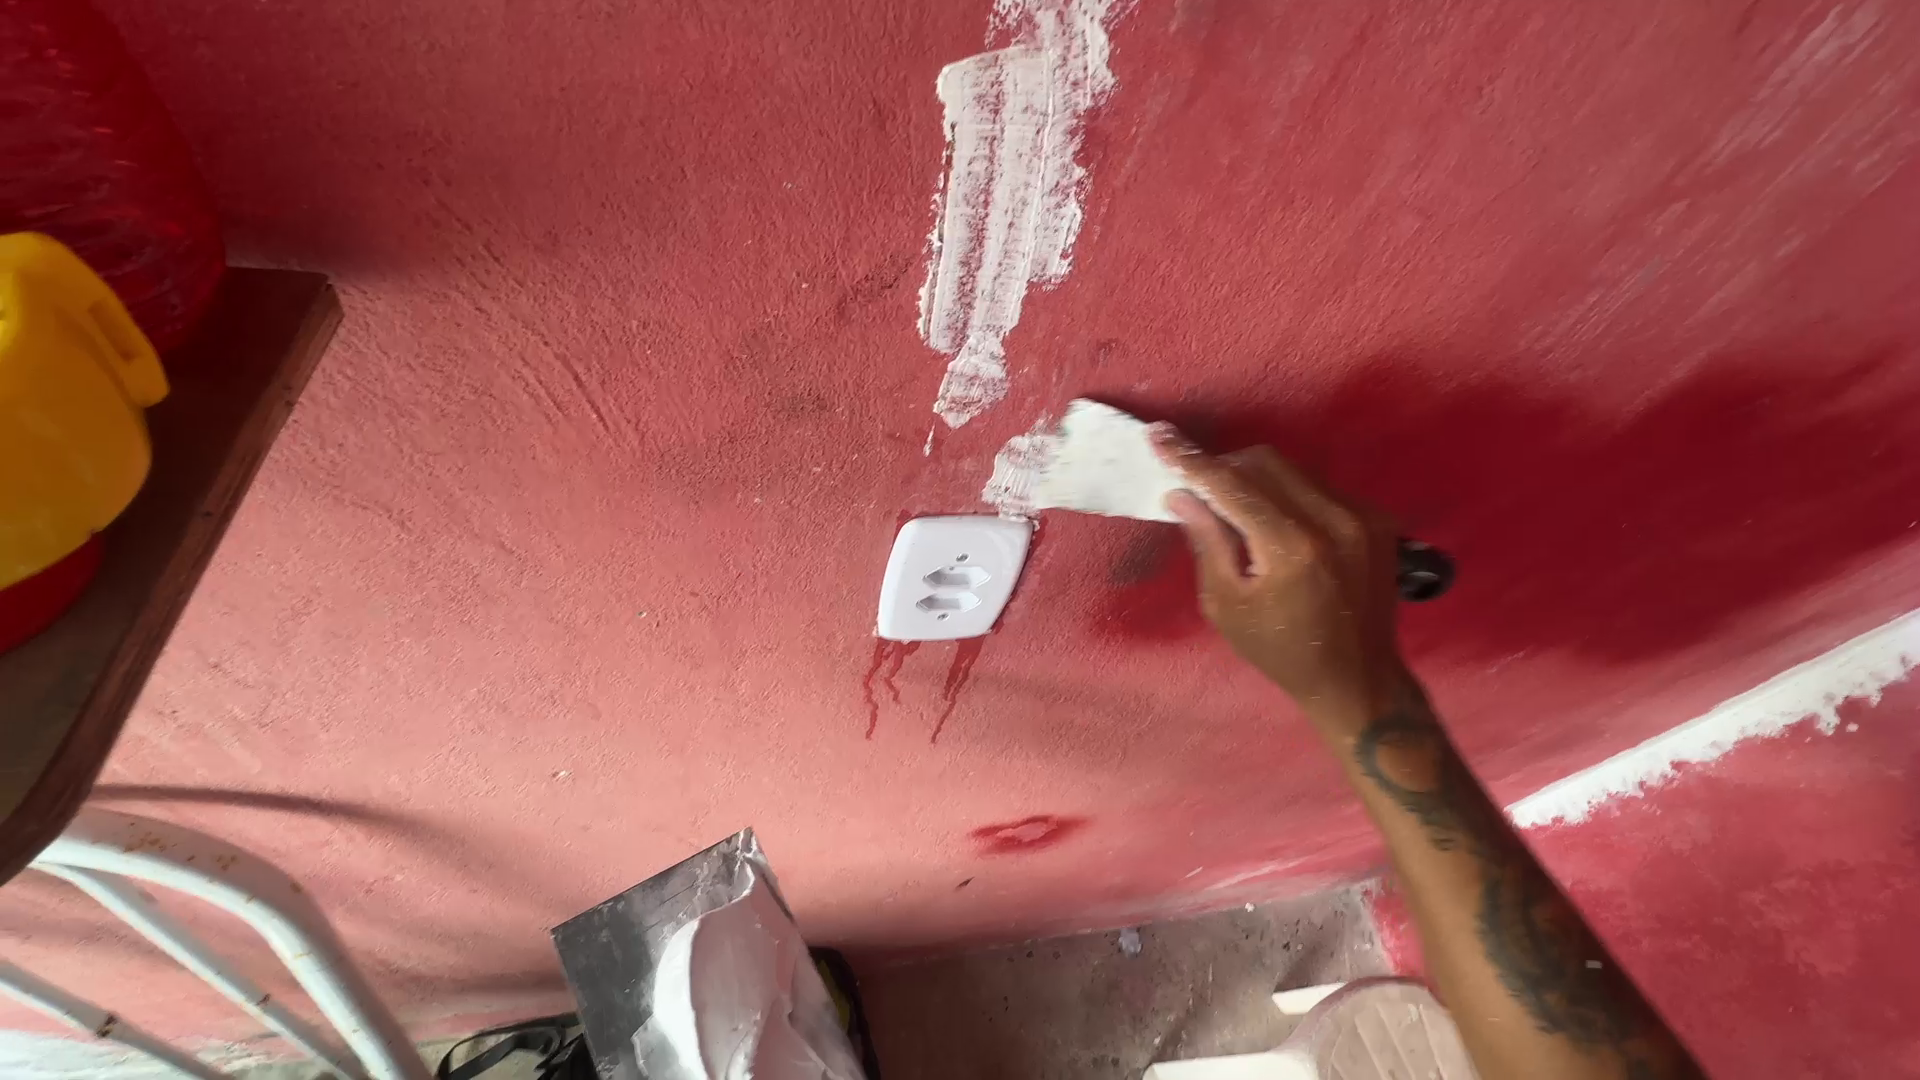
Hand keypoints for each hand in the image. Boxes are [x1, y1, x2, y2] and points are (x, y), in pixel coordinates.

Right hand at [1150, 426, 1408, 730]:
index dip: (1191, 459)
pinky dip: (1284, 491)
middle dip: (1222, 466)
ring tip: (1232, 505)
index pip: (1232, 485)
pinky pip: (1317, 484)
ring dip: (1253, 476)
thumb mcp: (1226, 605)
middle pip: (1264, 463)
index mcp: (1292, 548)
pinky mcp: (1377, 518)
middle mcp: (1333, 520)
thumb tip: (1182, 493)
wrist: (1357, 677)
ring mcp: (1362, 515)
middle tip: (1196, 487)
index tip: (1160, 436)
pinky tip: (1272, 520)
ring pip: (1292, 468)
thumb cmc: (1279, 650)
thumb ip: (1207, 541)